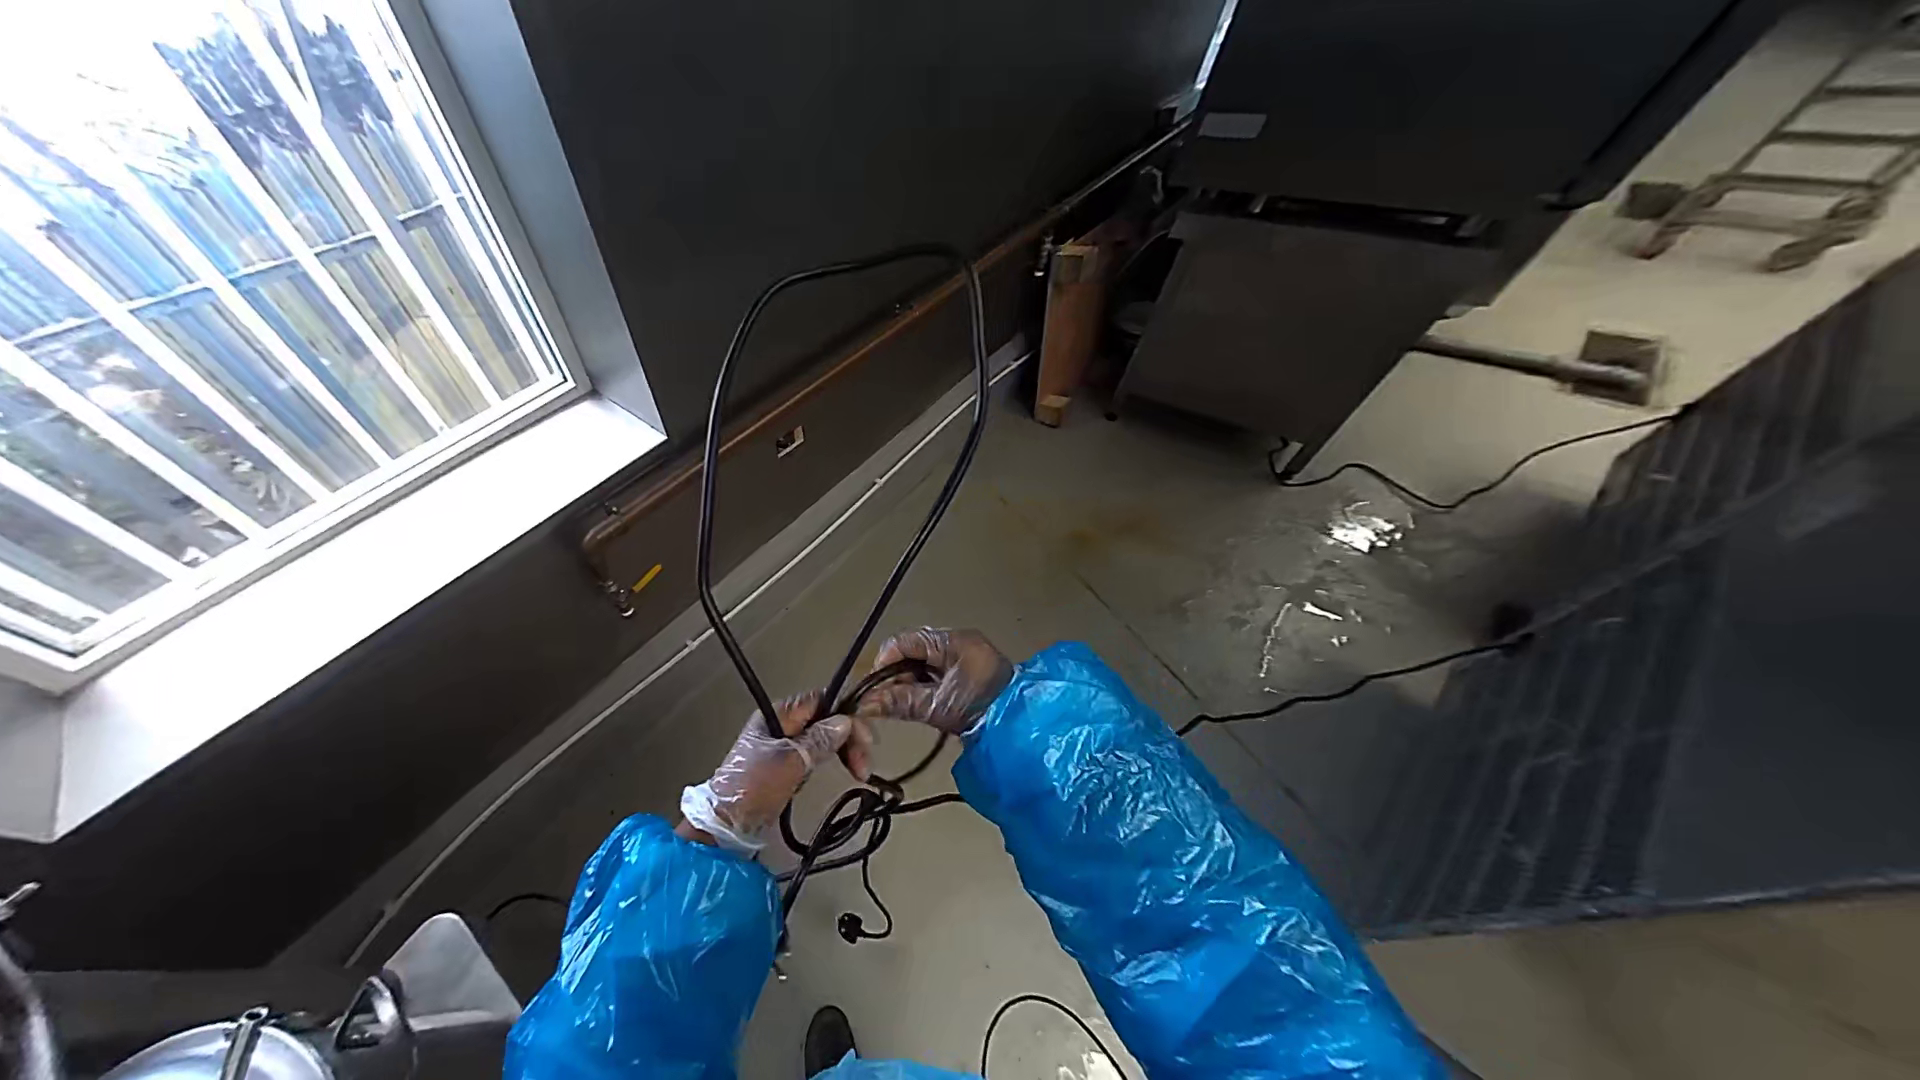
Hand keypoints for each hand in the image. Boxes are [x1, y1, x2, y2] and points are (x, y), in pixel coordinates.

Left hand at [679, 691, 871, 855]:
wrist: (724, 827)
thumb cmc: (754, 789)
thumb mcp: (791, 762)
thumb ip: (820, 739)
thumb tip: (845, 720)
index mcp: (779, 715)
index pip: (822, 700)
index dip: (848, 714)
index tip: (866, 737)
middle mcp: (782, 724)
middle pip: (827, 718)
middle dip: (850, 736)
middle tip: (864, 763)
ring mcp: (784, 744)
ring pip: (825, 736)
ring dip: (845, 749)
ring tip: (859, 771)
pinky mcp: (786, 764)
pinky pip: (817, 753)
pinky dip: (833, 759)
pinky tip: (842, 770)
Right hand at [855, 628, 1012, 734]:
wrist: (1020, 723)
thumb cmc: (980, 708)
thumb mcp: (937, 706)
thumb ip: (900, 701)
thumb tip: (865, 704)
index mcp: (950, 640)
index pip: (904, 641)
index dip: (884, 662)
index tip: (874, 687)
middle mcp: (957, 640)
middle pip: (912, 650)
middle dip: (896, 673)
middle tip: (887, 698)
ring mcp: (964, 654)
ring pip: (922, 661)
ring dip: (909, 680)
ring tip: (905, 702)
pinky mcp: (968, 669)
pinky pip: (936, 670)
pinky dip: (924, 683)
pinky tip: (922, 700)